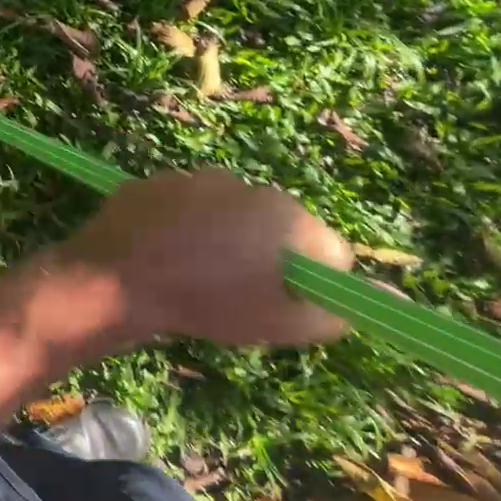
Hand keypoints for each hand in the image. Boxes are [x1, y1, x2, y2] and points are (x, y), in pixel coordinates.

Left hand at [59, 169, 353, 345]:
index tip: (280, 296)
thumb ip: (339, 309)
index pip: (325, 247)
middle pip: (272, 224)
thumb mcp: (285, 323)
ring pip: (222, 213)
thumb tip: (387, 297)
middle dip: (262, 251)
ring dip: (218, 234)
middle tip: (234, 285)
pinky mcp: (144, 182)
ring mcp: (184, 178)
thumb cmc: (206, 302)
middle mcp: (235, 183)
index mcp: (281, 211)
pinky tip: (161, 250)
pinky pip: (177, 206)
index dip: (309, 279)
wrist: (113, 280)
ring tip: (194, 269)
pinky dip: (176, 224)